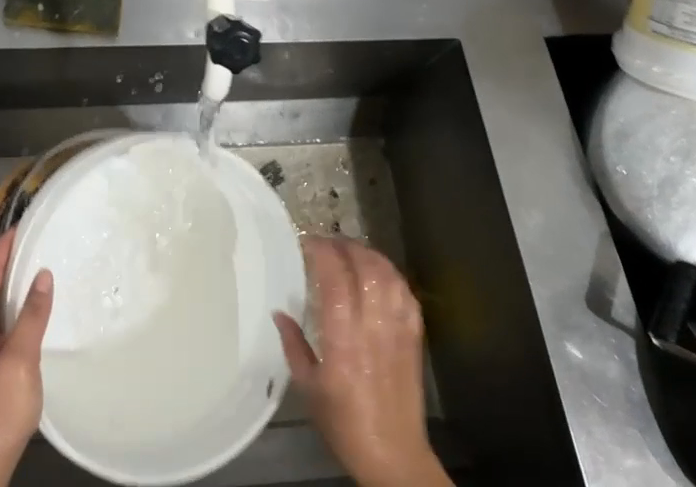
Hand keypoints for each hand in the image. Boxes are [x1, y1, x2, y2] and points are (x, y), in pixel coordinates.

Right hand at [276, 239, 447, 486]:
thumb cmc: (343, 422)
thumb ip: (293, 345)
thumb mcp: (307, 386)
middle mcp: (373, 326)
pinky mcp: (415, 337)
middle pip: (365, 267)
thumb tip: (279, 313)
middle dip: (345, 246)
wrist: (392, 453)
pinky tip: (379, 274)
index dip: (321, 251)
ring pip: (389, 275)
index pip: (334, 277)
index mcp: (342, 338)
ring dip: (369, 255)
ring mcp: (398, 329)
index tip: (306, 242)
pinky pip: (406, 294)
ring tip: (351, 251)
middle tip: (326, 242)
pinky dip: (391, 275)